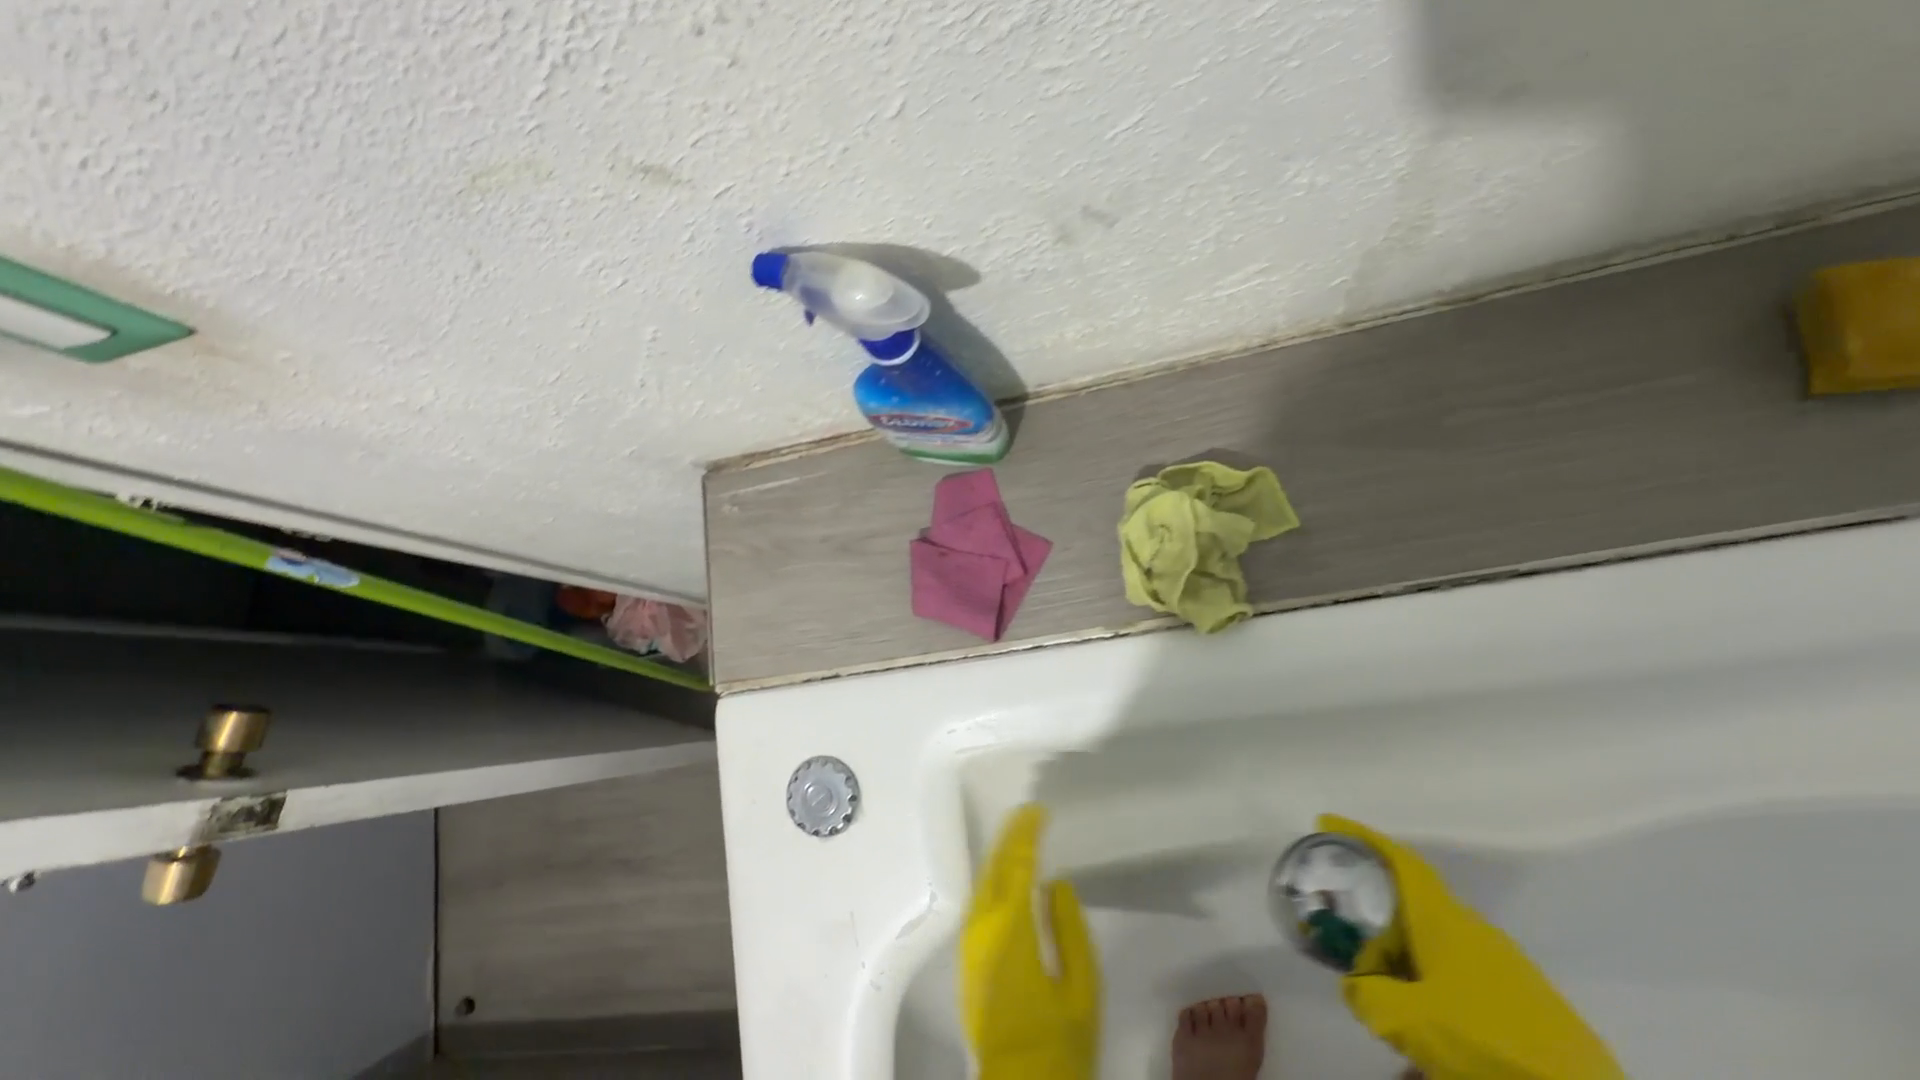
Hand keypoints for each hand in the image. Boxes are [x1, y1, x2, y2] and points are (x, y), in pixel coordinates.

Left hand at [960, 804, 1099, 1079]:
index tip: (1038, 811)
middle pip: (991, 871)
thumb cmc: (1058, 1041)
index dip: (1026, 836)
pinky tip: (1005, 875)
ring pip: (980, 886)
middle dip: (1008, 839)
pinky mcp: (967, 959)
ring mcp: (969, 946)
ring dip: (998, 857)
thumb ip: (1069, 930)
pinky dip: (992, 879)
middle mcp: (980, 931)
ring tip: (1019, 835)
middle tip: (1028, 814)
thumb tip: (1055, 884)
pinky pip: (978, 902)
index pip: (1015, 868)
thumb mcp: (1082, 988)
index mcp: (1010, 933)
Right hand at [1319, 815, 1623, 1079]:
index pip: (1401, 863)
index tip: (1328, 823)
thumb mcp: (1407, 1018)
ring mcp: (1498, 966)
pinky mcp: (1515, 999)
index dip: (1363, 838)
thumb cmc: (1484, 1037)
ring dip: (1400, 976)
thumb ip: (1368, 993)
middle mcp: (1473, 932)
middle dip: (1374, 933)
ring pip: (1430, 955)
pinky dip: (1426, 1001)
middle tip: (1351, 962)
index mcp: (1445, 922)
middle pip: (1409, 914)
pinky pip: (1452, 985)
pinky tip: (1422, 1046)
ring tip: (1386, 1018)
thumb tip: (1358, 984)